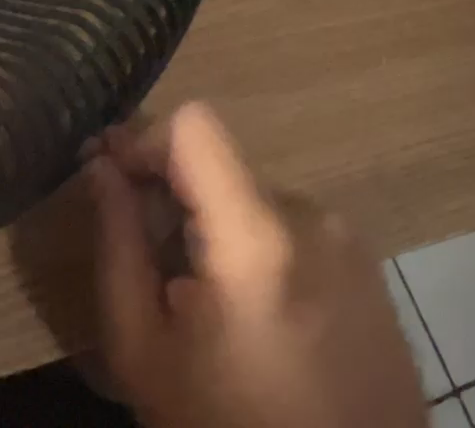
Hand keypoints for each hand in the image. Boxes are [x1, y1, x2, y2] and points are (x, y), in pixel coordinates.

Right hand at [86, 104, 424, 427]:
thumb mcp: (140, 347)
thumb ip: (117, 242)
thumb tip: (102, 167)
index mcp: (259, 239)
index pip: (194, 126)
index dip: (142, 139)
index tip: (110, 173)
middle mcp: (316, 223)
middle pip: (220, 164)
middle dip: (170, 189)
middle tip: (141, 243)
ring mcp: (354, 248)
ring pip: (252, 195)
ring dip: (211, 219)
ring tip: (194, 290)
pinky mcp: (372, 275)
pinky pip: (292, 227)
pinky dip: (253, 244)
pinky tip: (244, 309)